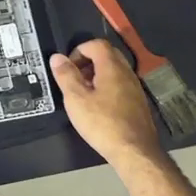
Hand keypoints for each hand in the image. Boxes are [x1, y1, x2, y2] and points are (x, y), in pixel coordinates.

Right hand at [50, 38, 163, 162]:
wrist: (135, 151)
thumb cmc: (102, 123)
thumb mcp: (76, 99)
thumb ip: (66, 76)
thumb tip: (57, 57)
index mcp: (112, 68)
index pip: (96, 44)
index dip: (78, 50)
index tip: (67, 67)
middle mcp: (127, 73)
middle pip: (107, 54)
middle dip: (87, 61)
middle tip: (74, 77)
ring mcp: (135, 88)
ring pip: (115, 70)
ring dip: (97, 74)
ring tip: (83, 93)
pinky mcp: (138, 102)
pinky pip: (120, 84)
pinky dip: (107, 86)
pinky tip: (98, 106)